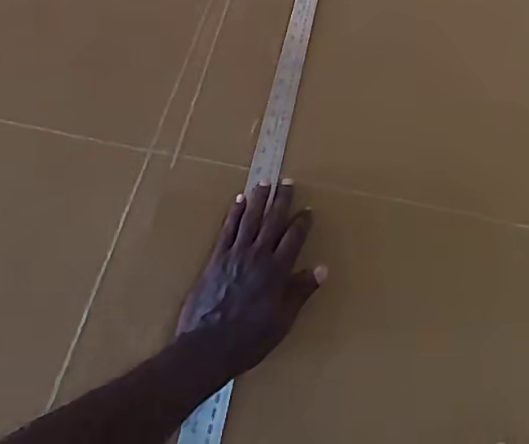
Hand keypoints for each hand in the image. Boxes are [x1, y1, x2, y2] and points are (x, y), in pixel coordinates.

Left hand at [175, 181, 324, 378]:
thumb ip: (300, 292)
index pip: (293, 238)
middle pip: (272, 220)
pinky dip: (235, 212)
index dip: (302, 222)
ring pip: (250, 218)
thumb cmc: (249, 340)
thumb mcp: (282, 322)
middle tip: (288, 182)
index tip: (308, 210)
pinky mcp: (216, 256)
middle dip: (282, 200)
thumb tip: (322, 269)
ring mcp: (235, 253)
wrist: (206, 347)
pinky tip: (239, 199)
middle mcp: (257, 255)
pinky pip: (228, 228)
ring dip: (259, 198)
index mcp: (276, 271)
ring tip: (265, 181)